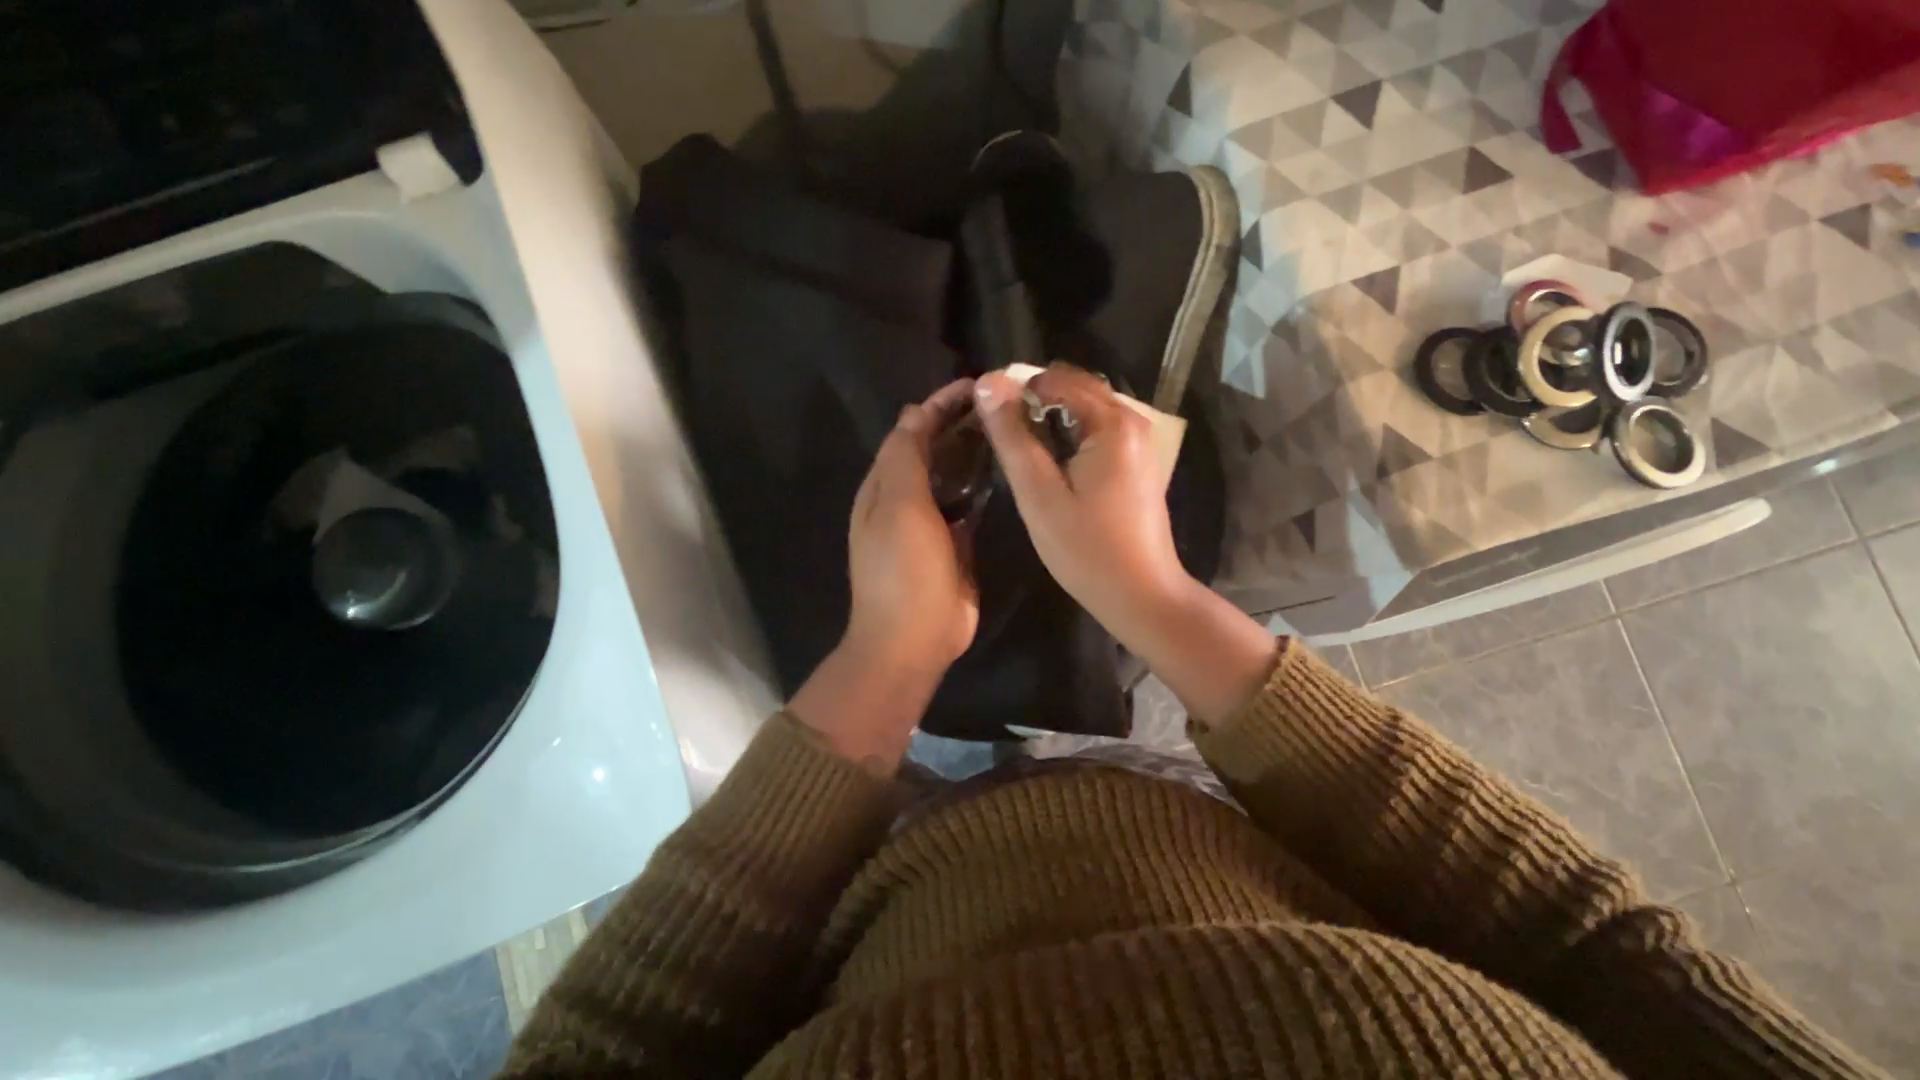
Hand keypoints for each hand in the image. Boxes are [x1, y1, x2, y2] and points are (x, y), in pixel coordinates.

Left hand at [845, 379, 980, 670]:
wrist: (913, 639)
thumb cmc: (903, 571)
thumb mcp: (899, 507)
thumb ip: (905, 458)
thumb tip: (914, 413)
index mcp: (883, 486)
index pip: (910, 432)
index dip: (939, 405)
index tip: (977, 385)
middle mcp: (903, 499)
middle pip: (932, 450)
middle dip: (959, 424)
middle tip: (1004, 403)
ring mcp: (929, 524)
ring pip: (952, 476)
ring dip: (973, 452)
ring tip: (1010, 428)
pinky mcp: (955, 546)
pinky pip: (968, 505)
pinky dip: (982, 486)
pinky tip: (1006, 473)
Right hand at [973, 365, 1187, 633]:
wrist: (1141, 595)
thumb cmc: (1087, 548)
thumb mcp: (1039, 494)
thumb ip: (1012, 436)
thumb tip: (986, 382)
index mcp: (1112, 422)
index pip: (1055, 378)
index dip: (1018, 390)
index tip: (991, 421)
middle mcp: (1132, 421)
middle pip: (1075, 389)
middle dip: (1035, 402)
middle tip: (1002, 435)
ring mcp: (1140, 443)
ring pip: (1086, 410)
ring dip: (1052, 420)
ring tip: (1021, 450)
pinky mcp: (1138, 464)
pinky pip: (1098, 431)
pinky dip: (1071, 437)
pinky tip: (1051, 467)